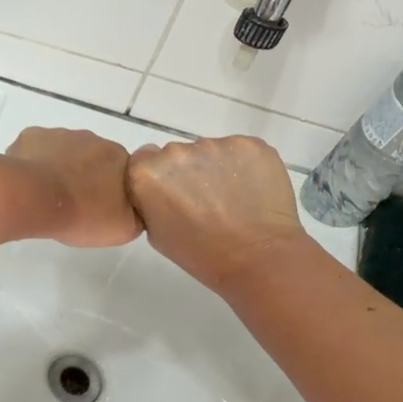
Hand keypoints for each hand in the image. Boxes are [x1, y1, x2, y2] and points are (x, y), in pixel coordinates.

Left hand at [6, 127, 140, 248]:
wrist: (35, 200)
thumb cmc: (83, 214)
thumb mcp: (124, 227)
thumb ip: (134, 212)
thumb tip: (131, 206)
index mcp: (117, 156)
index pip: (121, 171)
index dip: (110, 189)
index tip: (99, 207)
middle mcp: (90, 138)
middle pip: (91, 158)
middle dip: (84, 176)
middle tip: (73, 202)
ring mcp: (59, 134)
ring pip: (62, 152)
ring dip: (58, 169)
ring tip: (47, 195)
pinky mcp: (30, 136)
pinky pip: (36, 150)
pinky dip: (33, 163)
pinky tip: (29, 182)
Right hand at [125, 136, 314, 295]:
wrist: (258, 257)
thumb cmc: (200, 253)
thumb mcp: (155, 232)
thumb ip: (150, 199)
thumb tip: (163, 189)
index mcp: (147, 172)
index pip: (144, 159)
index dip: (159, 177)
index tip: (172, 194)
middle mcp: (176, 151)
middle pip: (177, 153)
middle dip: (187, 171)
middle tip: (204, 200)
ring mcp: (215, 144)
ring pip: (209, 152)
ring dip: (215, 168)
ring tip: (232, 198)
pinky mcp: (250, 144)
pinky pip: (239, 151)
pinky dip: (243, 166)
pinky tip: (251, 191)